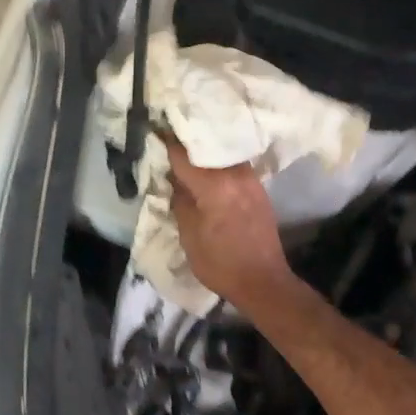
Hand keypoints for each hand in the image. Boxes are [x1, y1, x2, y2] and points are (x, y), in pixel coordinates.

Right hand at [160, 133, 295, 313]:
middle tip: (167, 142)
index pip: (183, 154)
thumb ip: (180, 201)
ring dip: (204, 155)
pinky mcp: (259, 189)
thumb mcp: (189, 236)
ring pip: (222, 156)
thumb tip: (174, 179)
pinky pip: (234, 168)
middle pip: (206, 148)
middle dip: (186, 144)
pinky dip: (218, 166)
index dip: (165, 143)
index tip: (152, 132)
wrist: (263, 282)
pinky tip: (208, 174)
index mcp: (214, 184)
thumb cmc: (221, 264)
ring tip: (186, 158)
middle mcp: (236, 173)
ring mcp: (251, 179)